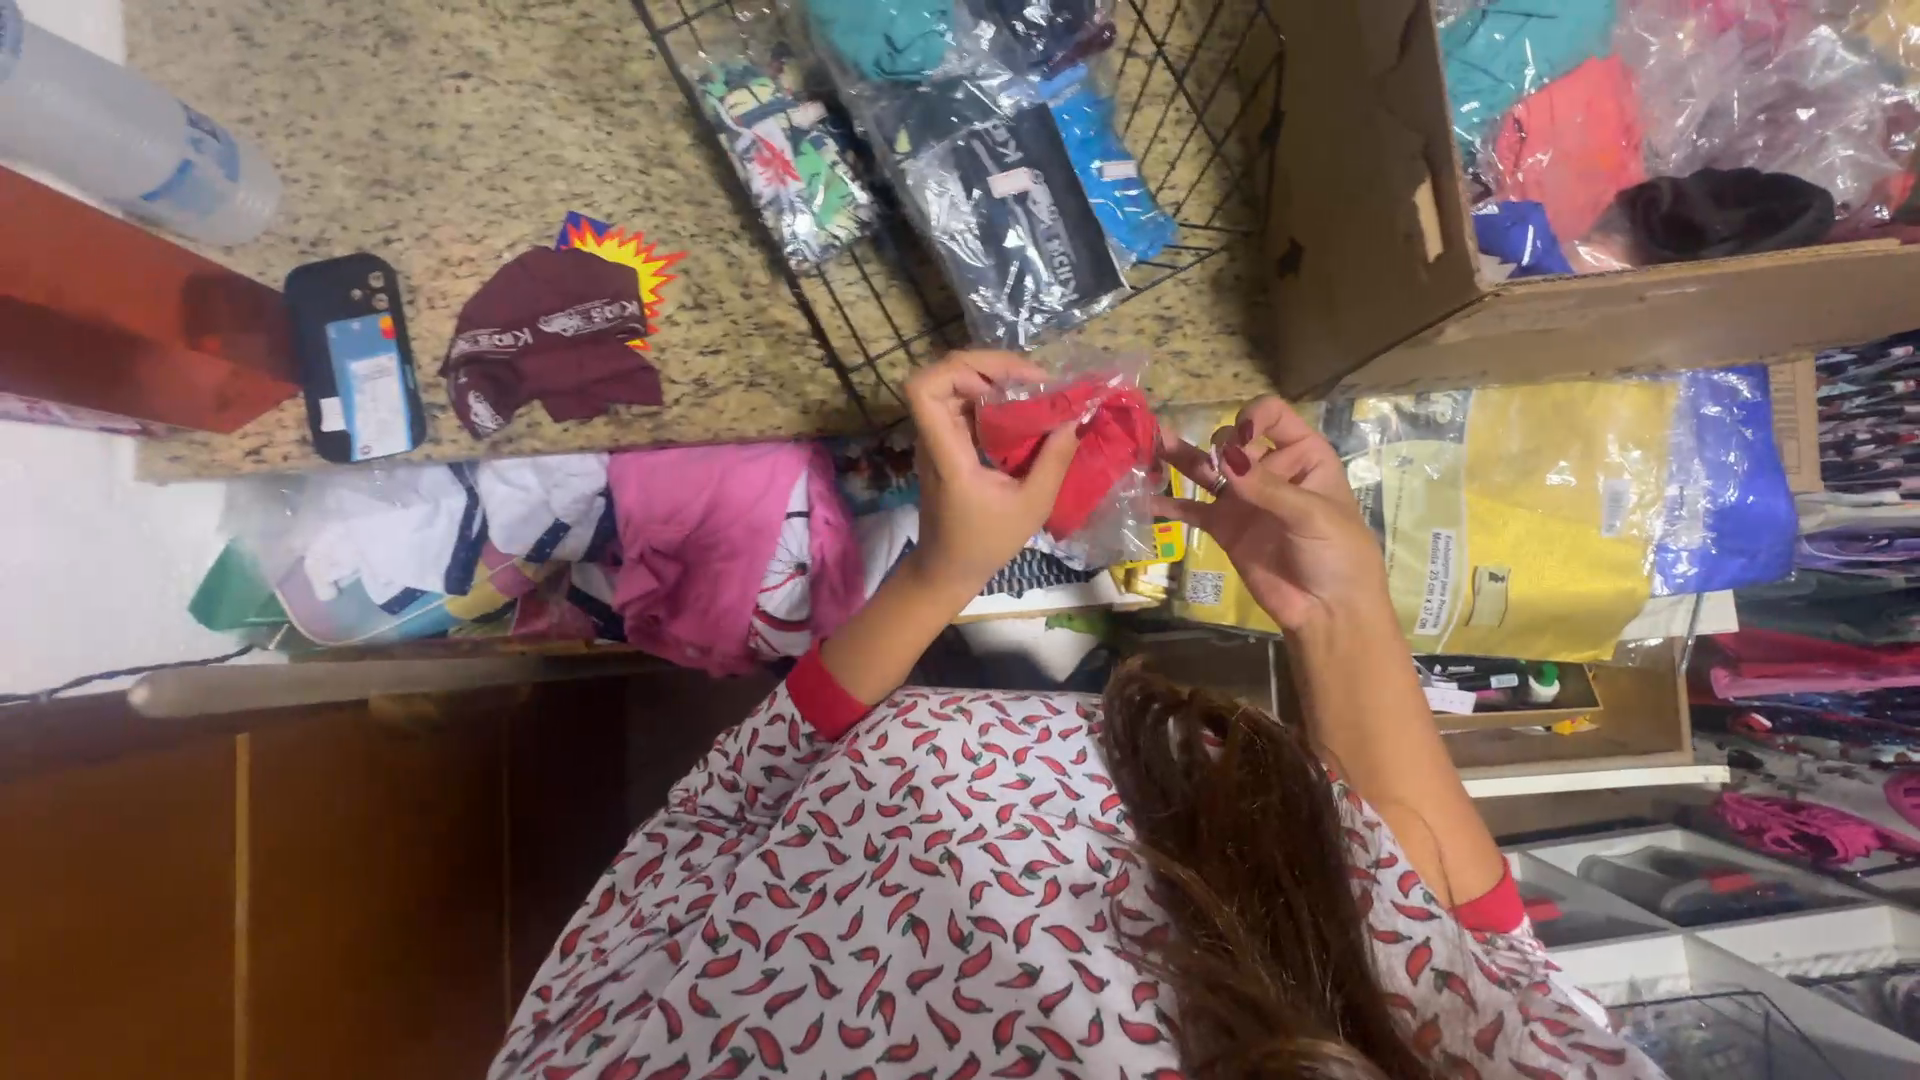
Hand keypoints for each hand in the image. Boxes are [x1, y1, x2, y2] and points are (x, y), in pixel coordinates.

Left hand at [907, 350, 1079, 594]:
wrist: (948, 568)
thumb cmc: (986, 543)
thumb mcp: (1032, 507)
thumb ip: (1055, 461)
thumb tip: (1077, 419)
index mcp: (946, 454)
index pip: (924, 390)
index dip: (957, 370)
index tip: (1001, 384)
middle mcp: (934, 438)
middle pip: (943, 375)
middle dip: (989, 367)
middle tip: (1033, 380)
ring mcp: (938, 439)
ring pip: (955, 386)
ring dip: (994, 380)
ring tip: (1035, 390)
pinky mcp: (947, 444)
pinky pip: (965, 405)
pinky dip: (993, 398)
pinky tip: (1023, 409)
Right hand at [1152, 396, 1389, 634]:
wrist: (1328, 611)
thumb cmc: (1338, 554)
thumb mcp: (1312, 515)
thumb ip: (1266, 487)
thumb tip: (1223, 457)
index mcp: (1304, 456)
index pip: (1273, 417)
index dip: (1252, 420)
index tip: (1239, 441)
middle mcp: (1269, 470)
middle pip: (1233, 440)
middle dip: (1218, 446)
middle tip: (1214, 469)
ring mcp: (1243, 499)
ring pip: (1206, 469)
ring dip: (1181, 457)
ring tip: (1153, 446)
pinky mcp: (1223, 527)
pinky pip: (1191, 509)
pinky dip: (1169, 503)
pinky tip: (1146, 498)